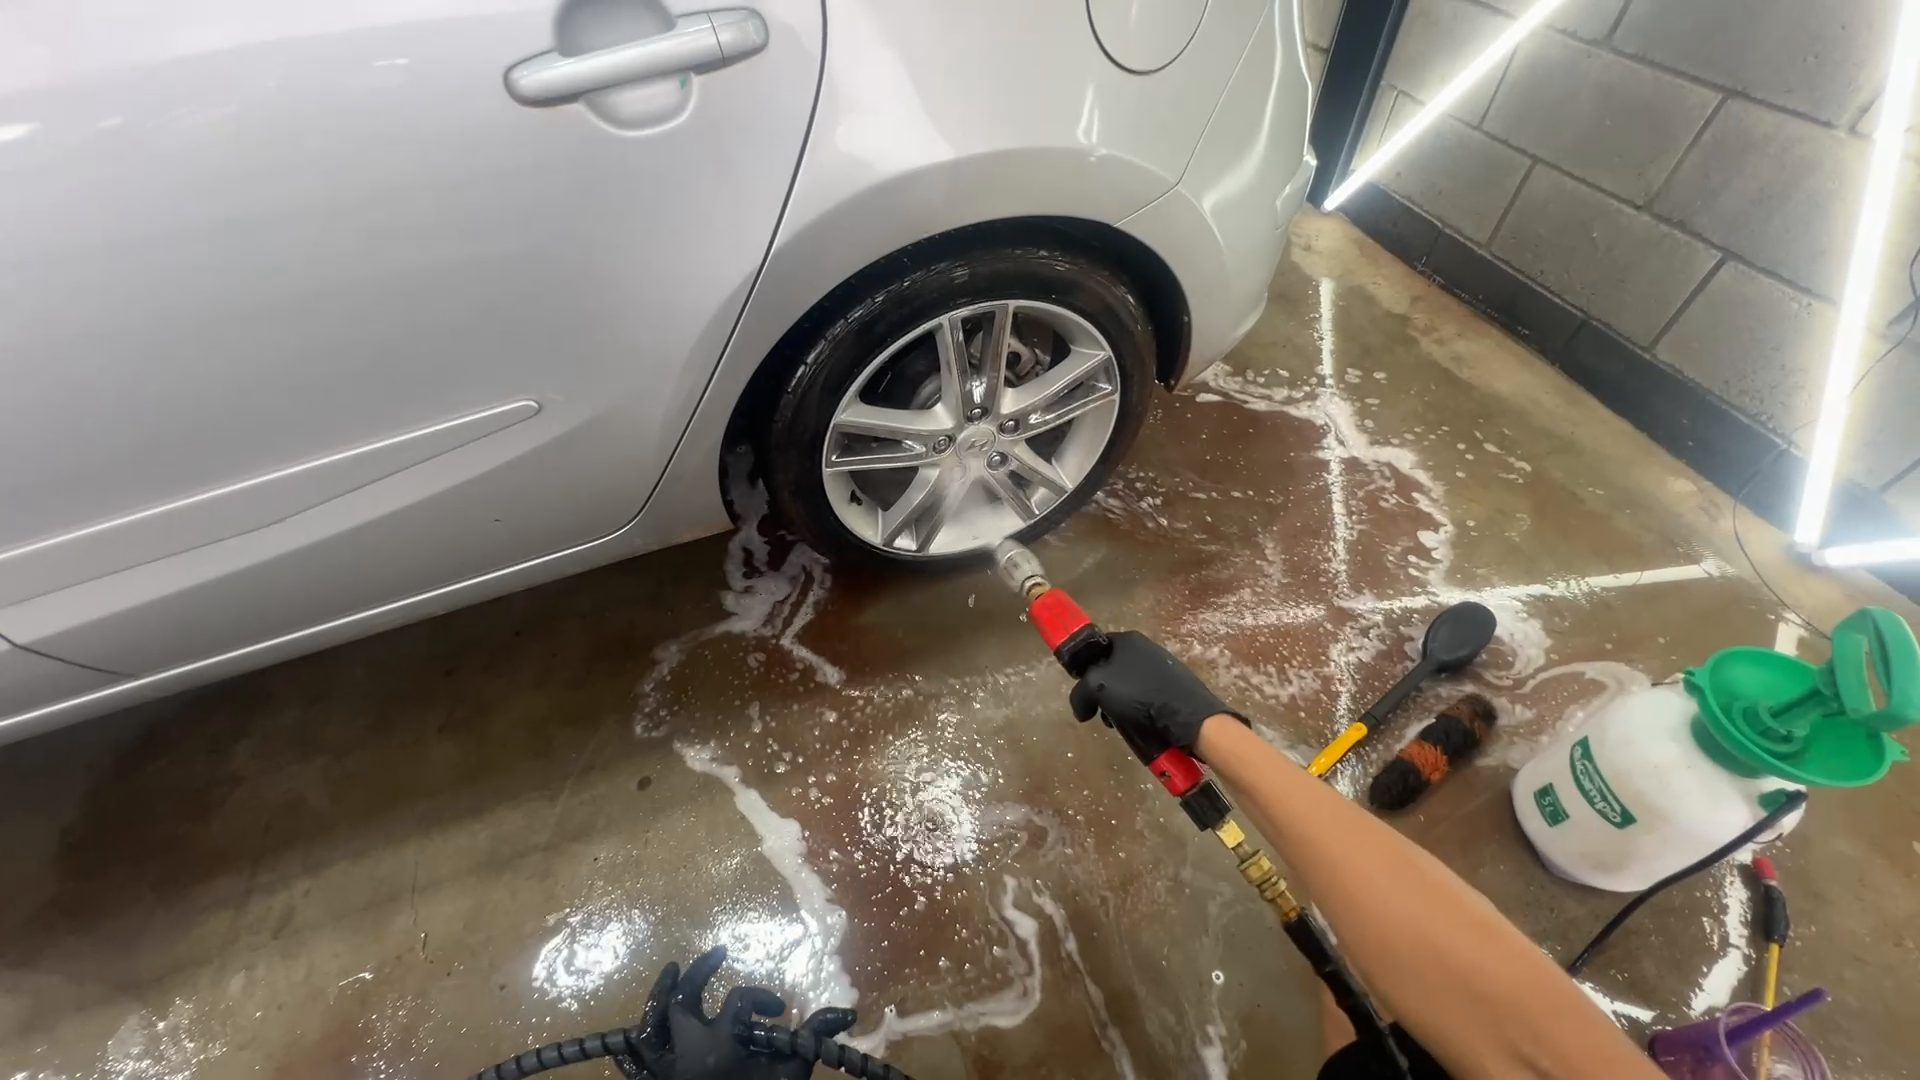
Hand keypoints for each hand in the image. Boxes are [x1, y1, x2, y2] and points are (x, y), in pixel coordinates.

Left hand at [634, 946, 857, 1079]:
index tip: (779, 1011)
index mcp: (721, 1045)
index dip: (761, 997)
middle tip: (718, 952)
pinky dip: (635, 1043)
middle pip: (682, 1000)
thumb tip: (847, 1014)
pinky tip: (646, 1026)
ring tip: (672, 970)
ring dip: (658, 995)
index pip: (739, 1000)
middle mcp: (687, 1051)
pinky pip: (632, 1064)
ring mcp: (666, 1071)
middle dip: (698, 971)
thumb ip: (813, 1040)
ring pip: (649, 1025)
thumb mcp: (791, 1073)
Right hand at [1068, 630, 1243, 755]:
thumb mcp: (1095, 688)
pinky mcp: (1175, 688)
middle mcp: (1146, 648)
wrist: (1187, 717)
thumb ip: (1079, 694)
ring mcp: (1163, 668)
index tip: (1083, 689)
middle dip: (1103, 692)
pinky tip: (1140, 725)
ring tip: (1121, 723)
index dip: (1085, 668)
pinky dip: (1139, 711)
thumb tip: (1082, 709)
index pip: (1096, 648)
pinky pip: (1147, 697)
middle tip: (1101, 711)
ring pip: (1129, 687)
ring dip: (1120, 705)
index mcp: (1127, 639)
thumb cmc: (1138, 694)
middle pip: (1112, 669)